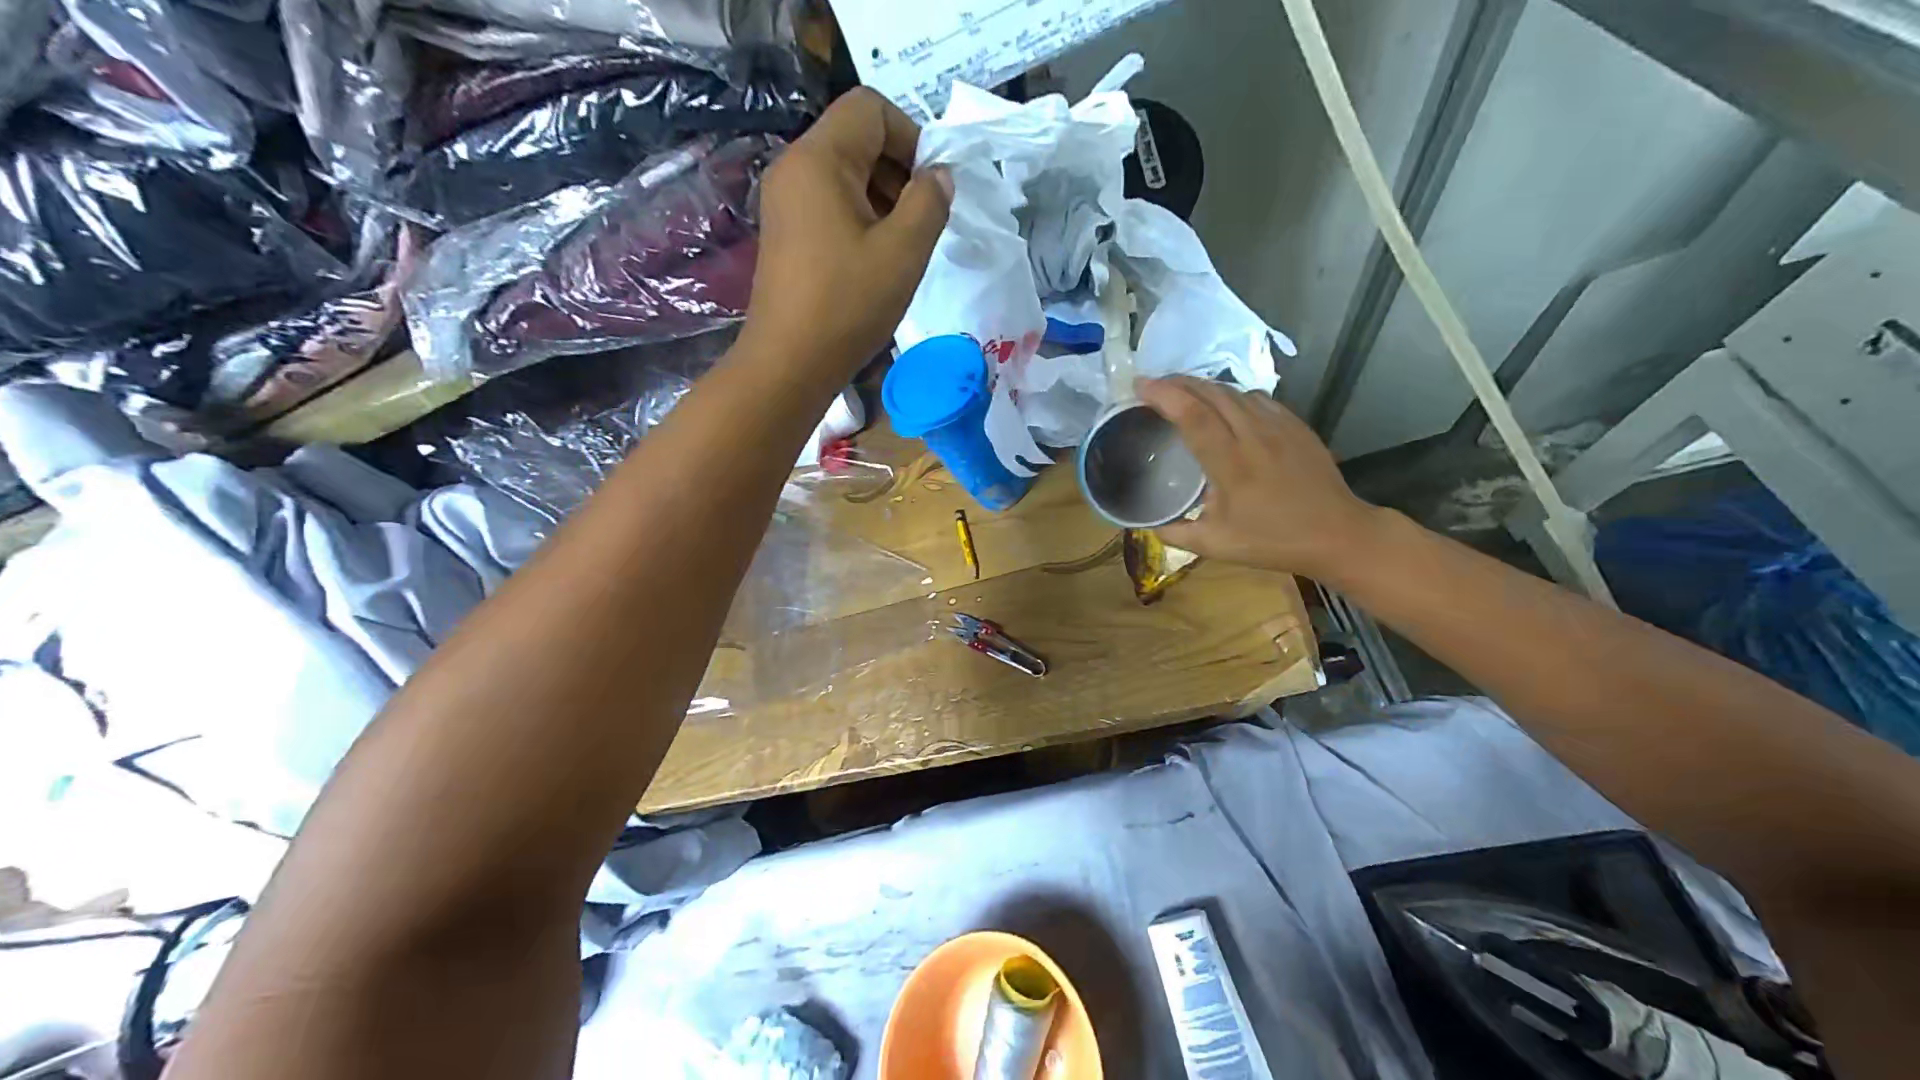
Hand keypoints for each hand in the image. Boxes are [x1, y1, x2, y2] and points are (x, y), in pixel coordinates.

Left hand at [742, 88, 952, 375]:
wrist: (789, 363)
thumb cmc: (848, 305)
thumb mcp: (904, 252)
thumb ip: (930, 202)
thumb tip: (939, 176)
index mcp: (819, 159)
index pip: (870, 108)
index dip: (911, 136)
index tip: (931, 187)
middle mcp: (794, 167)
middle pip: (857, 138)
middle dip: (899, 169)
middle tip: (922, 221)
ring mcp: (785, 201)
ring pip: (845, 174)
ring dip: (883, 197)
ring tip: (903, 246)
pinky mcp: (785, 232)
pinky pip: (829, 203)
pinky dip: (860, 217)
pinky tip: (876, 260)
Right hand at [1140, 376, 1383, 578]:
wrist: (1337, 534)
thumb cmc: (1273, 542)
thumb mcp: (1216, 545)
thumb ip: (1176, 534)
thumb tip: (1147, 525)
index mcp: (1231, 464)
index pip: (1193, 416)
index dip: (1164, 396)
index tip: (1140, 387)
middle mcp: (1254, 436)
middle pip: (1211, 393)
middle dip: (1178, 383)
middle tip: (1153, 386)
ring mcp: (1279, 427)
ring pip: (1235, 392)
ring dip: (1203, 387)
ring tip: (1182, 392)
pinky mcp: (1295, 425)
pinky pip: (1257, 398)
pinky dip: (1232, 395)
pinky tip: (1224, 405)